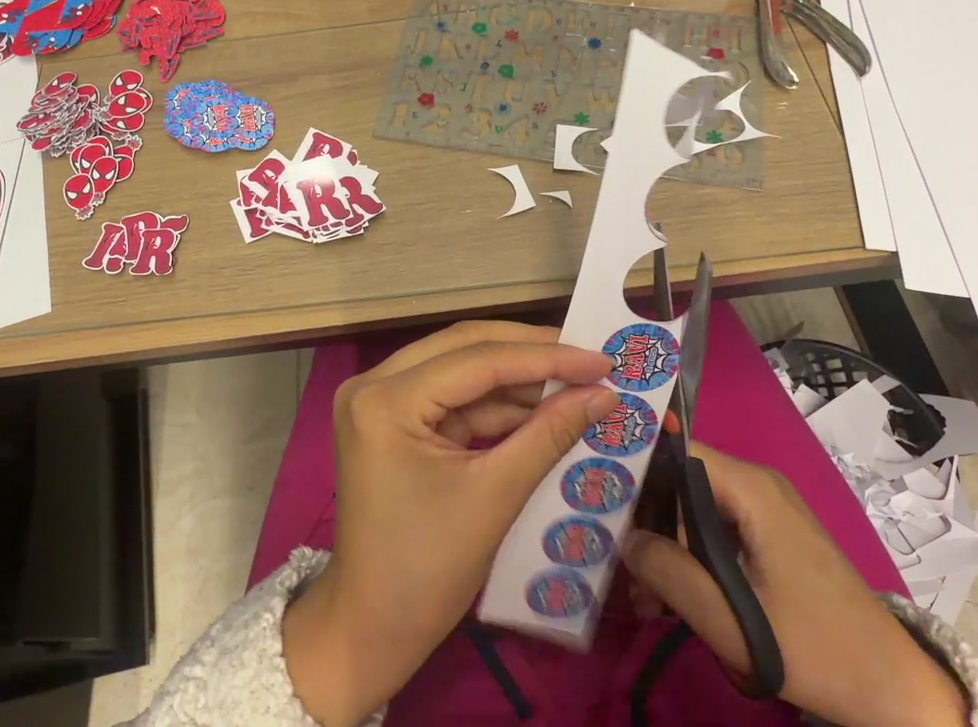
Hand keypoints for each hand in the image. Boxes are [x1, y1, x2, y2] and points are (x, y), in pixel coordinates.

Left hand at [282, 322, 616, 726]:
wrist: (372, 626)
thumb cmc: (427, 569)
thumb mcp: (494, 496)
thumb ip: (549, 434)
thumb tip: (605, 394)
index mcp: (385, 400)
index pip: (477, 360)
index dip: (546, 357)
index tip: (604, 360)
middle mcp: (373, 384)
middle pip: (464, 350)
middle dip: (531, 355)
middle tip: (592, 360)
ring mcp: (379, 402)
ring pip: (460, 371)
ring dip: (518, 380)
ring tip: (580, 384)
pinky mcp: (391, 422)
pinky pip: (452, 399)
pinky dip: (497, 406)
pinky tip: (545, 409)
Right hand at [620, 443, 967, 726]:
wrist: (889, 687)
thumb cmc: (813, 646)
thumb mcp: (730, 618)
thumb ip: (669, 573)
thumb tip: (624, 540)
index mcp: (751, 489)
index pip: (677, 452)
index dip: (635, 471)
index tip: (597, 499)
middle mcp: (757, 487)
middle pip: (681, 483)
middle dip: (646, 523)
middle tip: (616, 566)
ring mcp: (766, 512)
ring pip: (694, 511)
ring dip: (665, 548)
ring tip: (641, 595)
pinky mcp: (770, 537)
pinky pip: (715, 531)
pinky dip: (689, 557)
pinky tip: (670, 597)